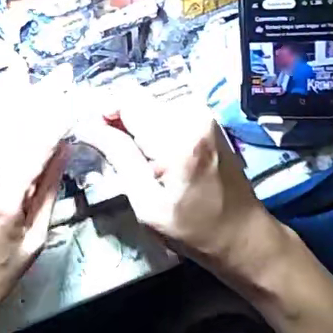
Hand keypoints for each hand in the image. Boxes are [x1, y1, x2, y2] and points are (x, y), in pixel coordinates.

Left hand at [0, 94, 67, 332]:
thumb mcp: (32, 242)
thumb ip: (49, 189)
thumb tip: (64, 149)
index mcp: (2, 197)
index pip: (38, 138)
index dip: (60, 112)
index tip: (76, 95)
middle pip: (11, 119)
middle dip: (40, 93)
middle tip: (60, 75)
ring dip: (7, 93)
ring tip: (27, 73)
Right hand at [73, 93, 291, 284]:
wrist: (243, 233)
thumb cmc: (194, 230)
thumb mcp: (148, 204)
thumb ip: (119, 158)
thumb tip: (88, 127)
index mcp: (179, 137)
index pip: (128, 101)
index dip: (102, 113)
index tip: (88, 132)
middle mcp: (194, 115)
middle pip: (139, 100)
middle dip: (118, 120)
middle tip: (108, 150)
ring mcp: (204, 114)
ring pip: (151, 105)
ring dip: (137, 125)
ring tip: (134, 158)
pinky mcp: (207, 119)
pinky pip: (167, 112)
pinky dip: (153, 128)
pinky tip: (154, 155)